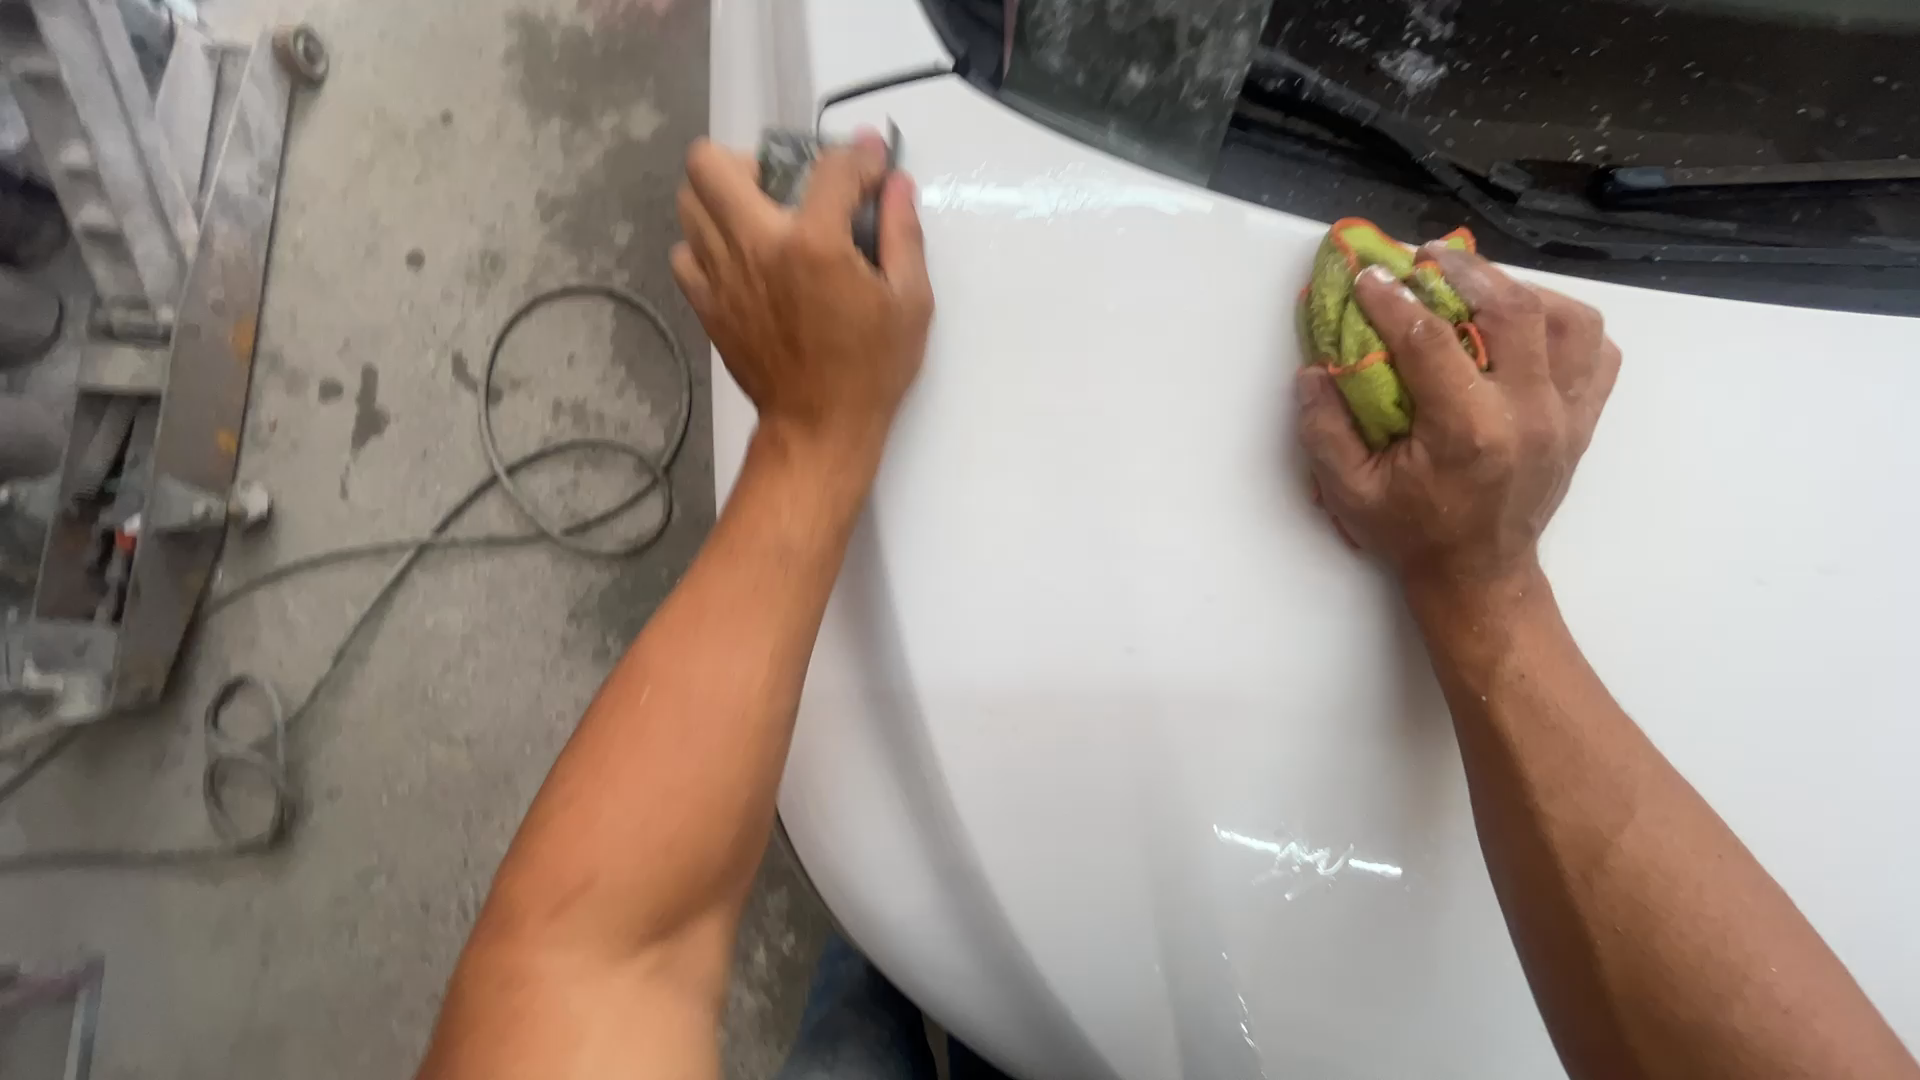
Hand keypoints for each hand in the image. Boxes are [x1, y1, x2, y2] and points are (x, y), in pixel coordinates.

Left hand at [673, 131, 934, 465]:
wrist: (819, 428)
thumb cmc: (872, 370)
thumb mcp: (911, 303)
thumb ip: (903, 235)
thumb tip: (896, 185)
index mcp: (813, 244)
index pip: (830, 167)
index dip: (859, 157)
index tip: (872, 166)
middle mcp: (755, 247)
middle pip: (711, 162)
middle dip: (752, 161)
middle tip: (786, 192)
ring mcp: (721, 276)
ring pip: (688, 201)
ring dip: (722, 198)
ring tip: (759, 223)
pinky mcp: (705, 305)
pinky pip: (684, 253)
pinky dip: (706, 246)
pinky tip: (740, 264)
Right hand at [1295, 247, 1620, 599]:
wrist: (1477, 572)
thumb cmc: (1409, 533)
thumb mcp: (1348, 490)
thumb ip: (1324, 429)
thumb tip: (1312, 370)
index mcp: (1468, 431)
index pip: (1431, 342)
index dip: (1394, 300)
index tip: (1367, 275)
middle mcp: (1529, 413)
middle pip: (1513, 310)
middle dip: (1464, 272)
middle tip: (1425, 257)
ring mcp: (1567, 414)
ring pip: (1569, 319)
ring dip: (1519, 289)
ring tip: (1477, 282)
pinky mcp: (1583, 418)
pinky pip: (1595, 349)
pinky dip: (1563, 322)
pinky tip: (1525, 322)